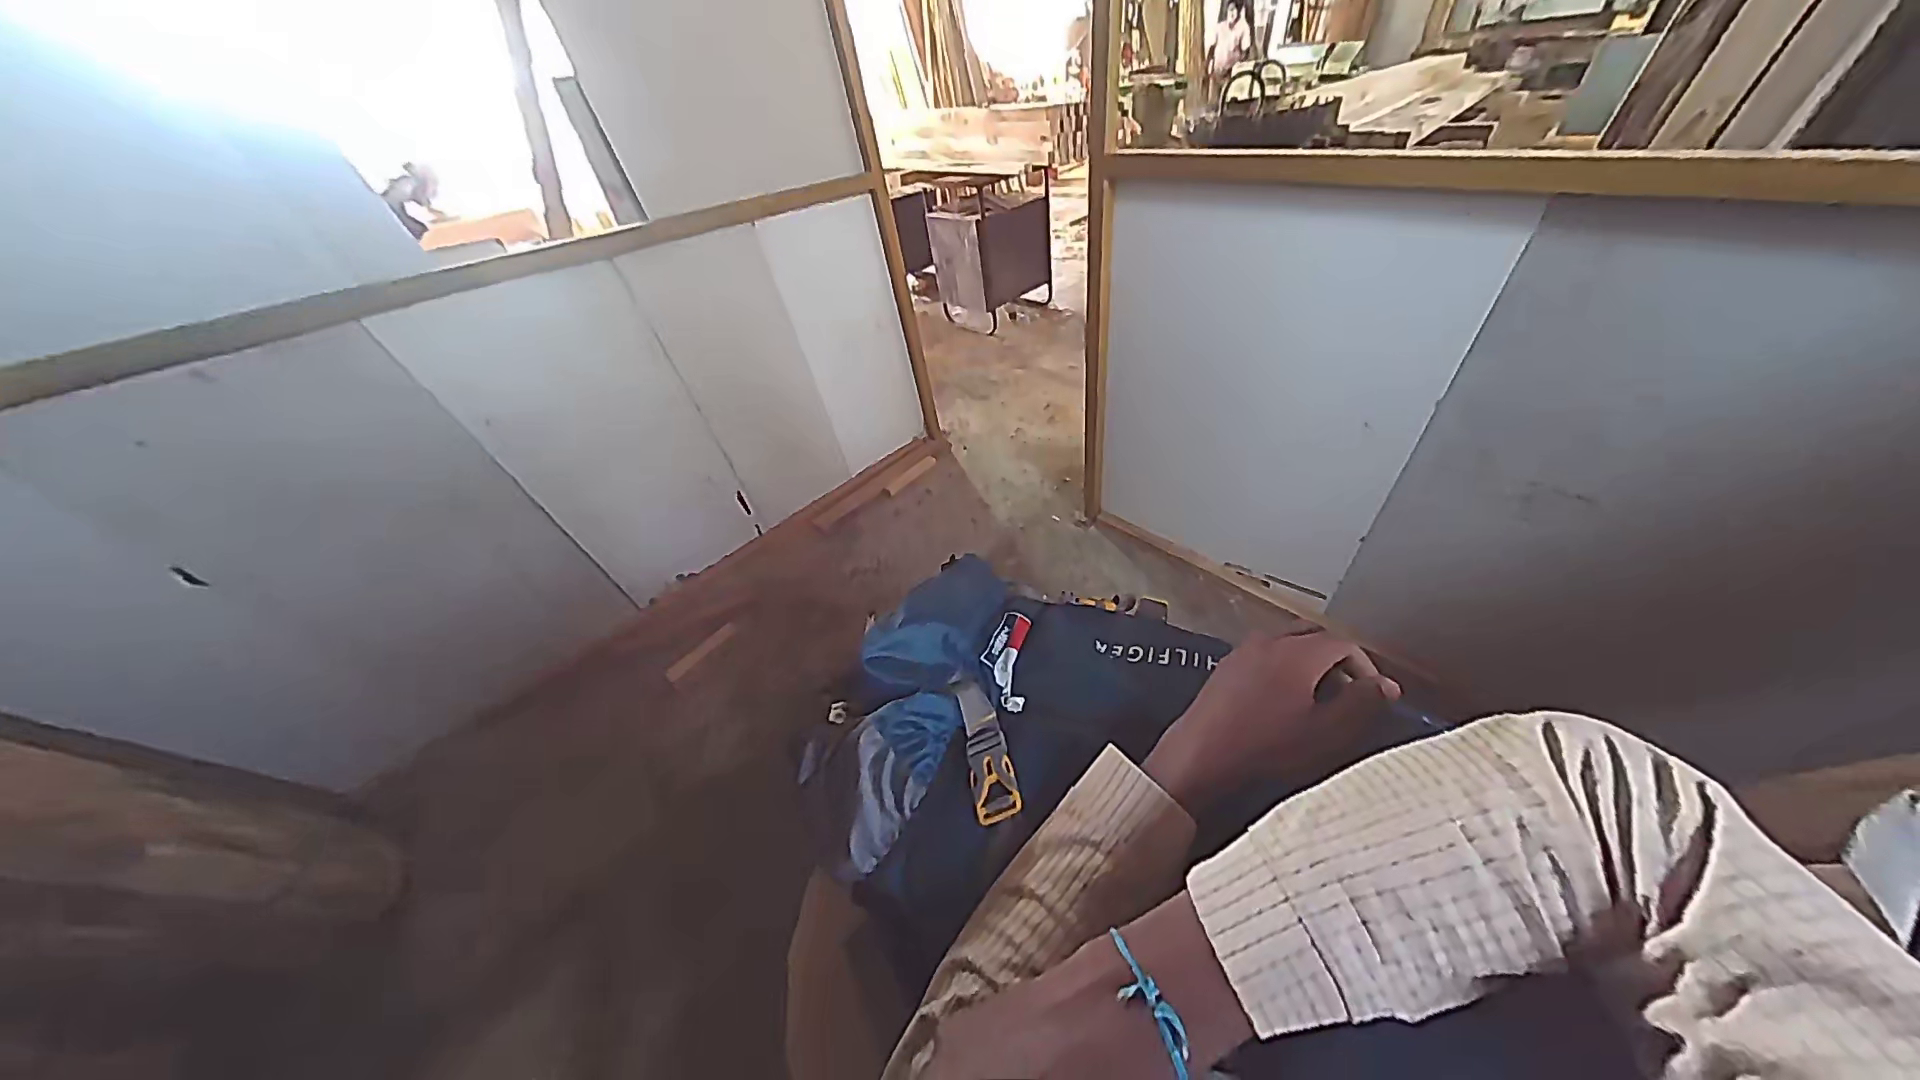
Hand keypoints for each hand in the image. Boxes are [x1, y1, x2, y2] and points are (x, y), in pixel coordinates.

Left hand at [1144, 629, 1398, 814]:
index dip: (1366, 667)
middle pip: (1314, 636)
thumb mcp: (1327, 730)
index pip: (1344, 643)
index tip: (1374, 696)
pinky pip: (1264, 654)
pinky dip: (1282, 666)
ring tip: (1317, 699)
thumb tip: (1385, 683)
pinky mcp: (1226, 665)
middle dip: (1337, 660)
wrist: (1204, 750)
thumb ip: (1362, 702)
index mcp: (1298, 651)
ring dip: (1308, 662)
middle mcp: (1269, 640)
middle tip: (1347, 693)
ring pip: (1287, 643)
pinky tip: (1282, 699)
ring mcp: (1243, 650)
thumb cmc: (1270, 743)